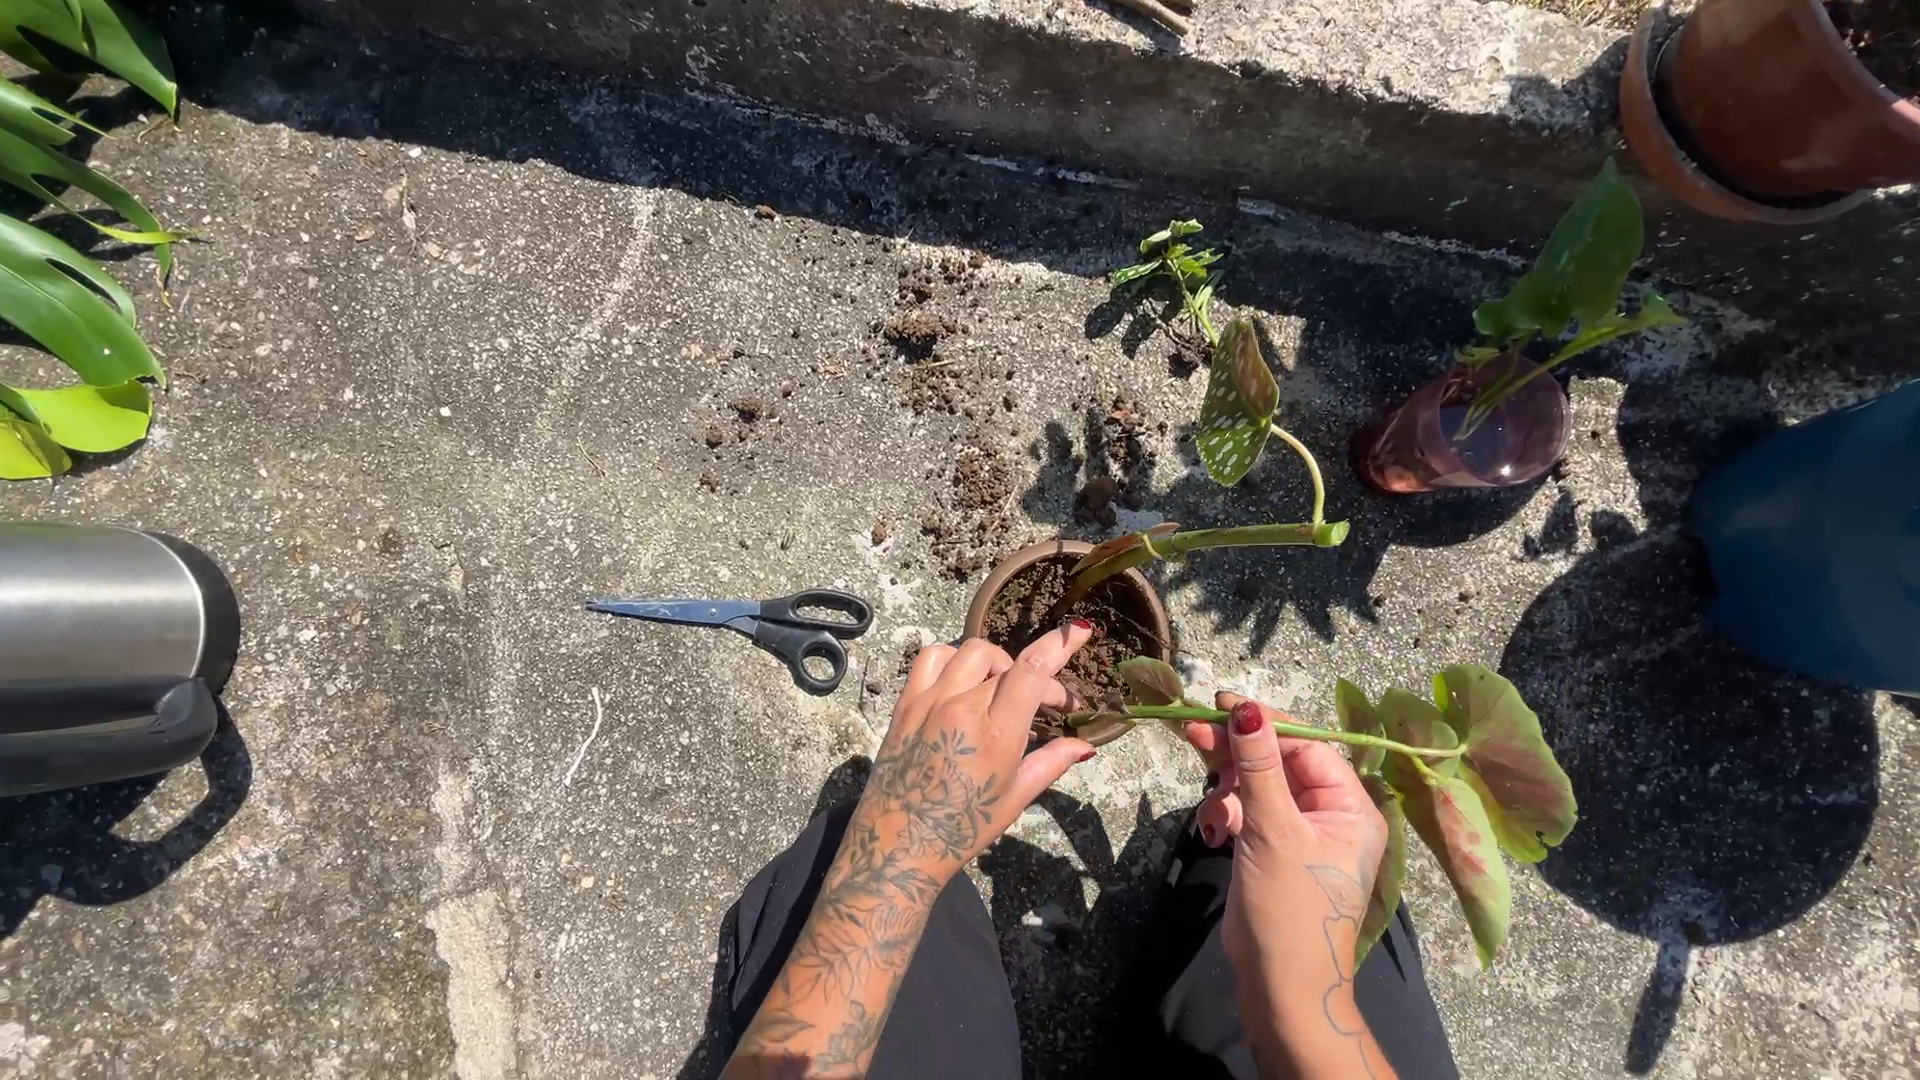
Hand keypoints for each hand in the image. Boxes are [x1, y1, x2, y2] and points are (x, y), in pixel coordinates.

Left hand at [723, 625, 1098, 1078]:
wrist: (897, 845)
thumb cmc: (962, 828)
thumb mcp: (1015, 797)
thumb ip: (1052, 762)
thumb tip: (1086, 747)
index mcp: (995, 734)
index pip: (1032, 670)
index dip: (1060, 644)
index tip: (1080, 631)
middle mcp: (961, 708)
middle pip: (1008, 663)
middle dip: (1035, 678)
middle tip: (1043, 704)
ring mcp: (929, 700)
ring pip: (972, 652)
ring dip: (996, 664)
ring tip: (1001, 690)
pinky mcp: (905, 702)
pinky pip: (931, 657)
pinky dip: (953, 659)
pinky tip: (962, 681)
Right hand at [1184, 693, 1394, 1079]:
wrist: (1280, 986)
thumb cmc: (1289, 906)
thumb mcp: (1273, 829)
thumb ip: (1258, 765)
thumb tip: (1247, 707)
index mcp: (1349, 806)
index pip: (1305, 745)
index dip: (1264, 723)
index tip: (1220, 705)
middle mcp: (1329, 813)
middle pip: (1277, 760)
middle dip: (1237, 750)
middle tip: (1194, 732)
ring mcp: (1299, 831)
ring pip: (1257, 783)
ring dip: (1228, 784)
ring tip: (1209, 800)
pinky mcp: (1272, 847)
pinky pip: (1247, 809)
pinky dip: (1227, 811)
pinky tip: (1214, 827)